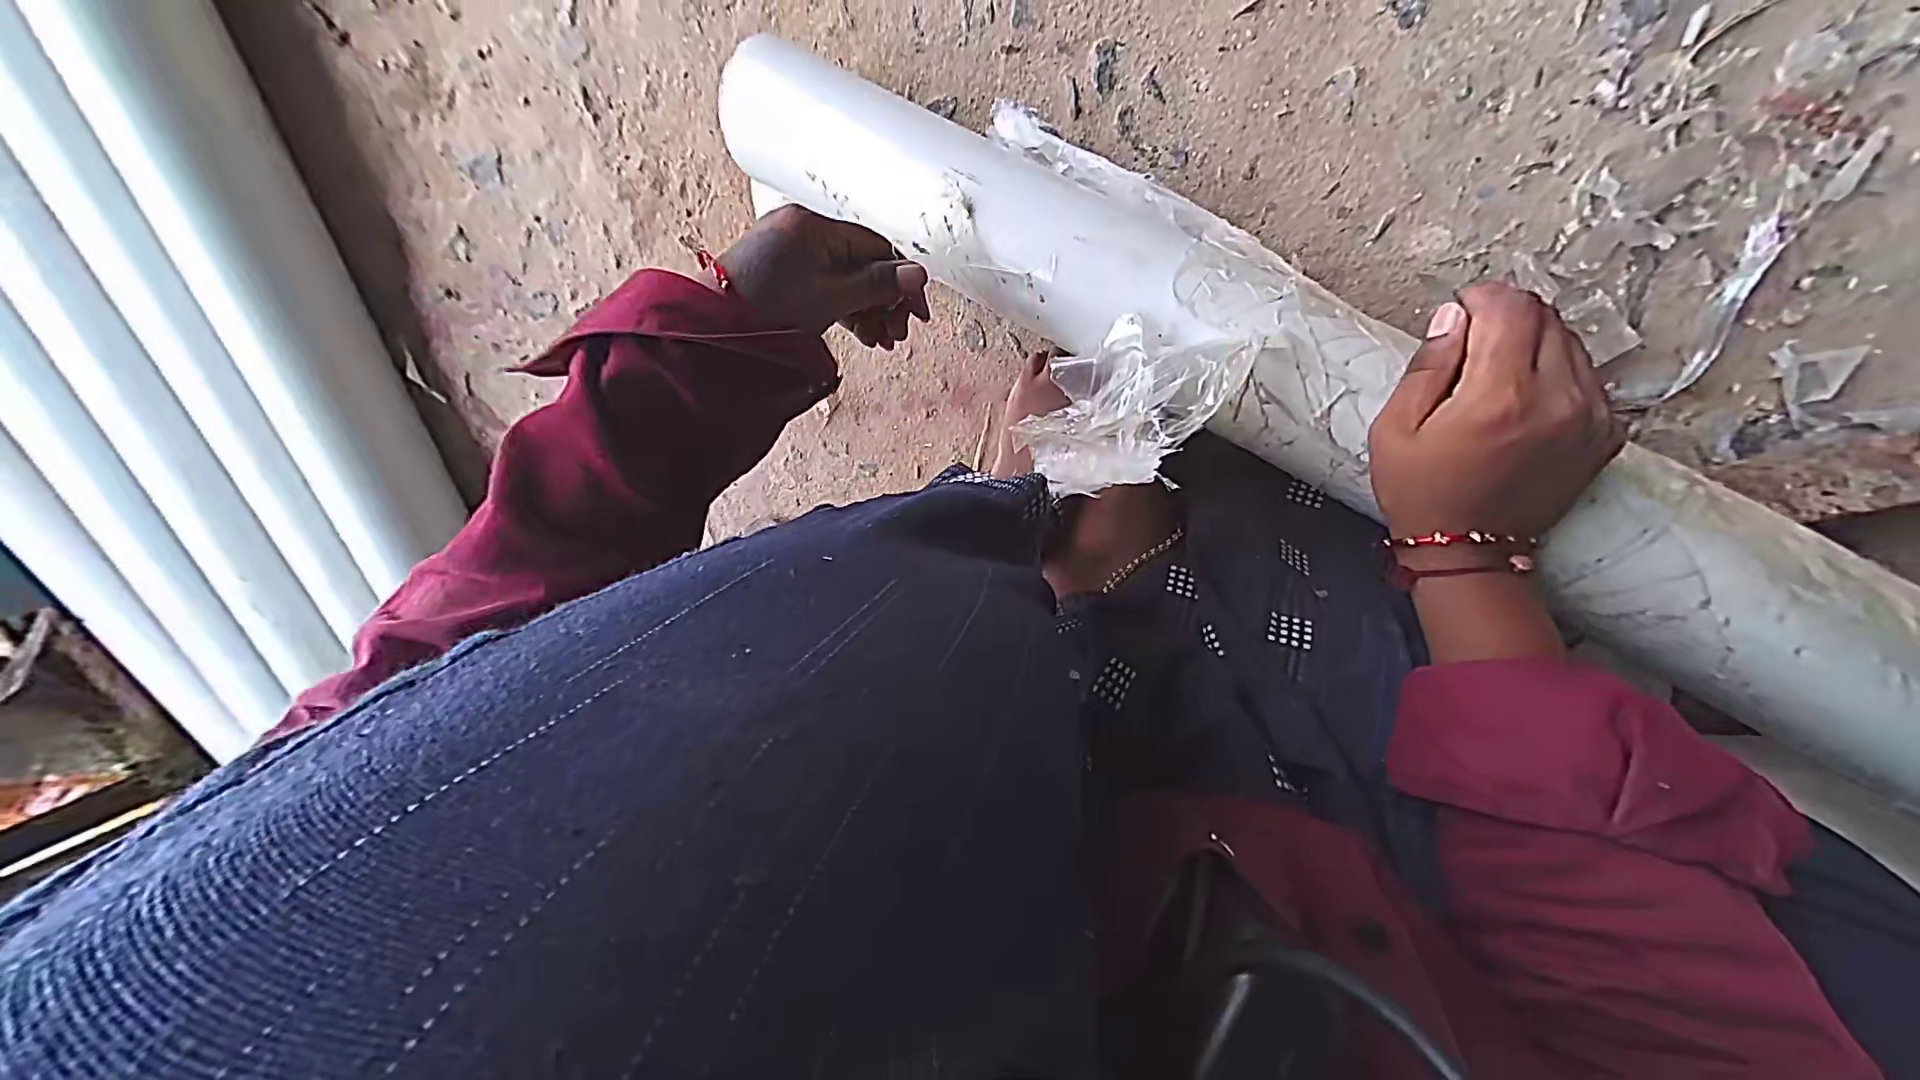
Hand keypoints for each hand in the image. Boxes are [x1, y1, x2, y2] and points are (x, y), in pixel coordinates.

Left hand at [715, 204, 932, 347]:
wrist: (715, 329)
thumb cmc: (766, 309)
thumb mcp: (832, 298)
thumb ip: (878, 285)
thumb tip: (918, 275)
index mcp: (814, 226)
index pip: (876, 247)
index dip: (901, 281)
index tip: (916, 311)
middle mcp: (803, 231)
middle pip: (862, 264)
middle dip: (885, 301)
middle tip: (898, 333)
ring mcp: (792, 253)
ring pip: (845, 279)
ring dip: (868, 311)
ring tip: (881, 340)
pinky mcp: (785, 275)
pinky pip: (826, 287)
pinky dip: (846, 310)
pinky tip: (862, 333)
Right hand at [1368, 282, 1625, 541]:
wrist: (1466, 548)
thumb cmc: (1420, 490)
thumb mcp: (1394, 429)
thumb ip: (1427, 367)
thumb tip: (1453, 317)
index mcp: (1498, 397)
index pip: (1510, 310)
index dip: (1481, 298)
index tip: (1459, 309)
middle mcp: (1558, 399)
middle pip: (1546, 318)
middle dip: (1506, 317)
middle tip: (1470, 339)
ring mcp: (1591, 416)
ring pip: (1571, 342)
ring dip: (1532, 341)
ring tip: (1492, 371)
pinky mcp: (1606, 432)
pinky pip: (1587, 375)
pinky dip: (1554, 370)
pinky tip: (1521, 396)